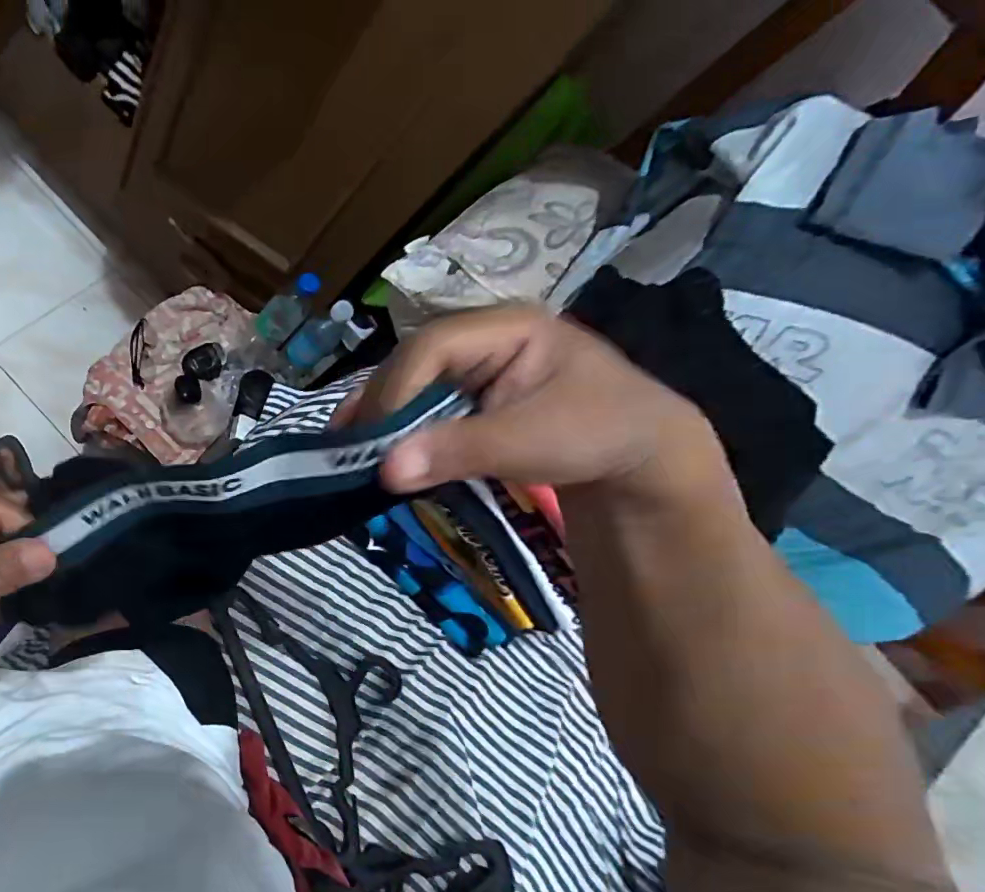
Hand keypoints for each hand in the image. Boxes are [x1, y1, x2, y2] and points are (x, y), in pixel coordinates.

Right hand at [334, 306, 728, 507]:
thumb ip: (458, 451)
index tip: (380, 441)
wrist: (635, 454)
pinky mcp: (460, 392)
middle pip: (408, 363)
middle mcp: (479, 338)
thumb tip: (385, 470)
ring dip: (375, 417)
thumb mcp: (531, 442)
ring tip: (349, 449)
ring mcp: (467, 365)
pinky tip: (363, 443)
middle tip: (355, 450)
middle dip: (379, 407)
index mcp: (507, 327)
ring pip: (402, 383)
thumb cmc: (597, 434)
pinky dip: (387, 425)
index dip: (397, 390)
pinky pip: (412, 402)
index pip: (431, 347)